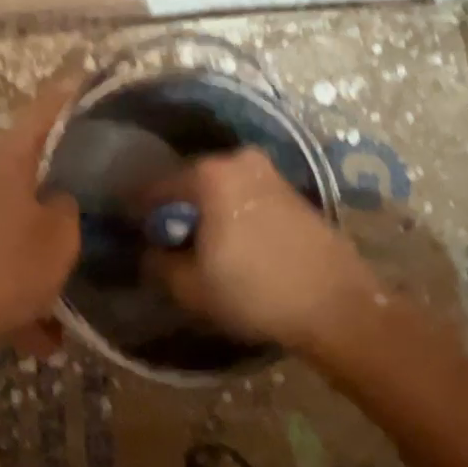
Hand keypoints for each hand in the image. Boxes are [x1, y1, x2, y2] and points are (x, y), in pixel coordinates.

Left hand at [0, 77, 81, 362]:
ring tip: (65, 297)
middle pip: (28, 162)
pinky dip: (16, 283)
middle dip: (61, 181)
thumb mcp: (57, 241)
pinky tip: (37, 333)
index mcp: (5, 156)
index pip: (45, 106)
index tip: (91, 72)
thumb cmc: (0, 272)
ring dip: (40, 250)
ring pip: (13, 217)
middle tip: (96, 190)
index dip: (71, 89)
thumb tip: (58, 198)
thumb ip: (67, 209)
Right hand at [148, 148, 379, 351]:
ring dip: (208, 210)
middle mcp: (239, 161)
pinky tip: (233, 244)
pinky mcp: (293, 193)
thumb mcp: (192, 288)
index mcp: (209, 175)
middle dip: (177, 207)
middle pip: (191, 182)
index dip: (139, 212)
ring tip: (200, 245)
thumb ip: (160, 263)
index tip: (130, 231)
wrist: (336, 305)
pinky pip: (247, 197)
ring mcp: (271, 174)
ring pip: (222, 189)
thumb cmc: (254, 292)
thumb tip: (151, 251)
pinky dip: (234, 213)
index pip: (156, 188)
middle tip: (165, 239)